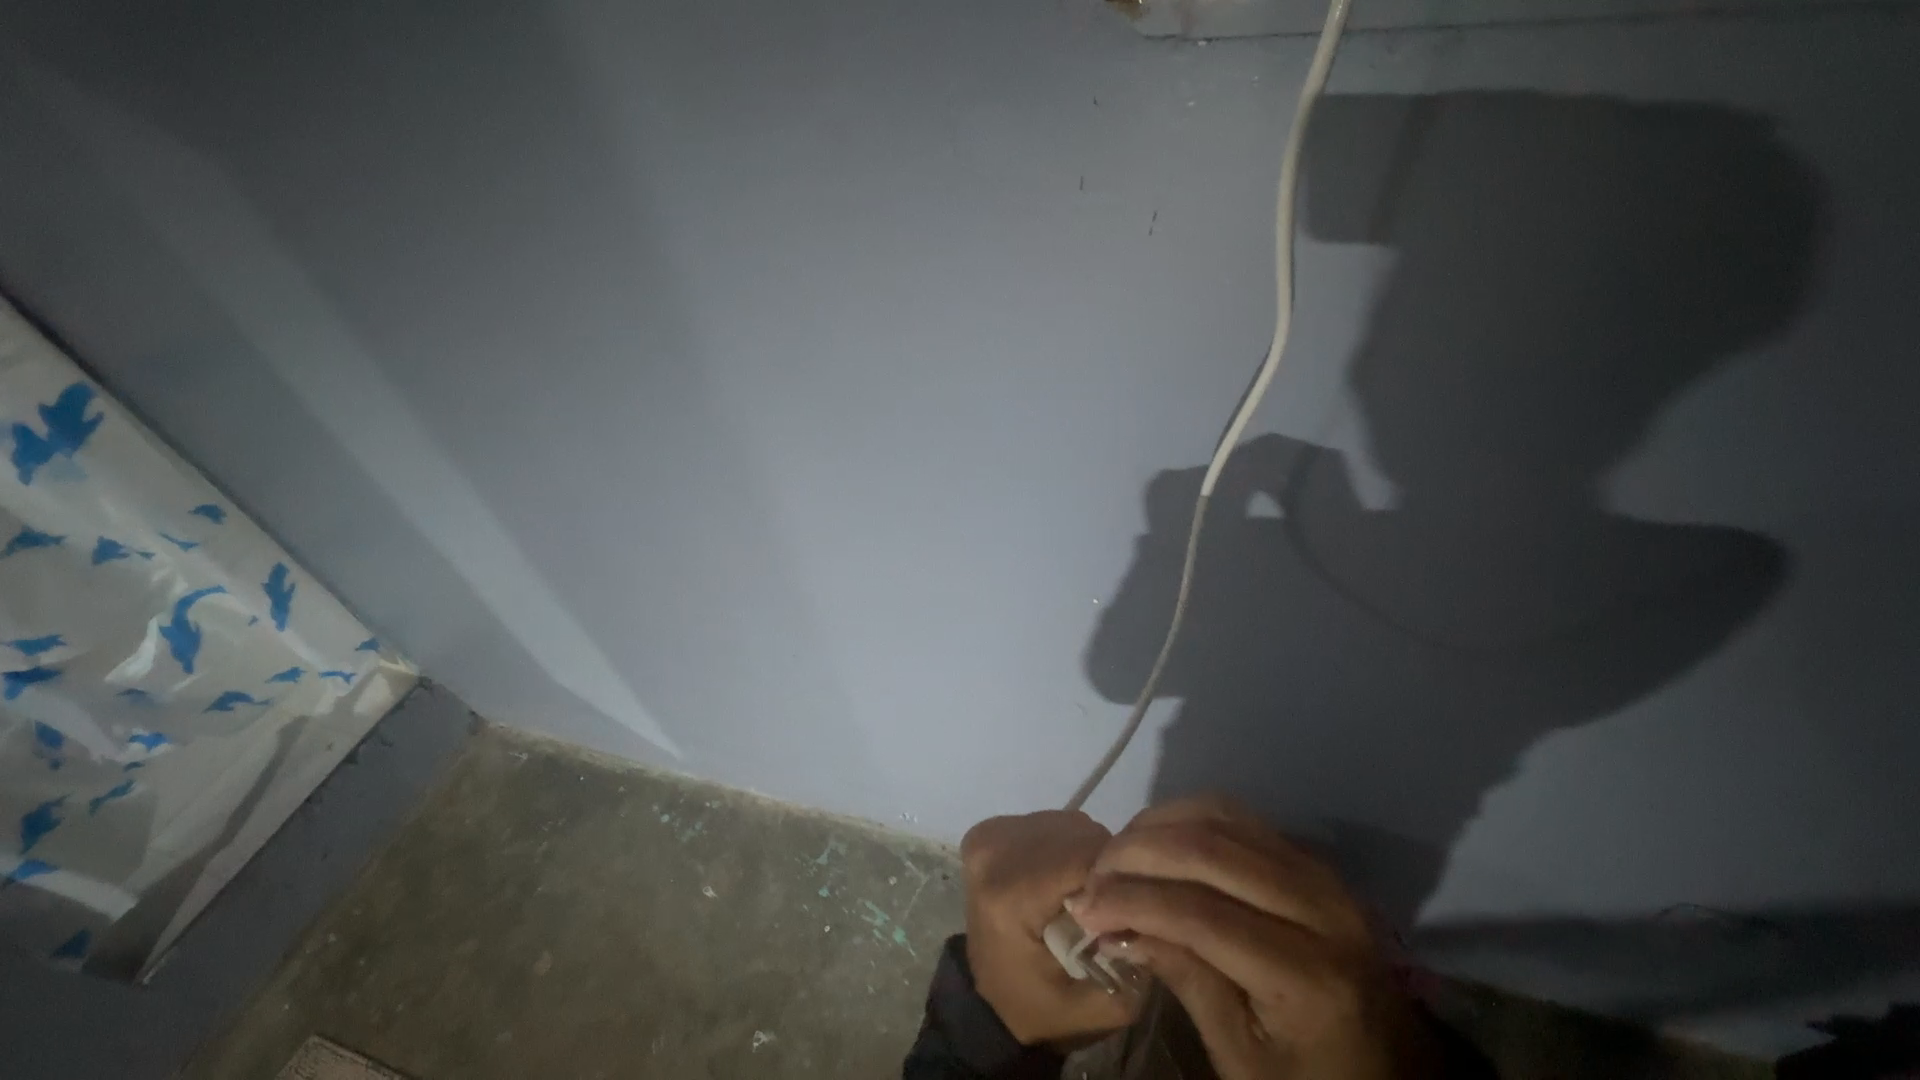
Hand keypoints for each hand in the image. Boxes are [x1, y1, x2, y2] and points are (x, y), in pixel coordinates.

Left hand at [960, 810, 1139, 1045]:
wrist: (990, 1000)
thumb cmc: (1043, 1006)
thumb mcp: (1101, 1006)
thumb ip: (1132, 963)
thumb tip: (1155, 910)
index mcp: (1010, 896)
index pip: (1087, 857)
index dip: (1119, 879)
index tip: (1129, 908)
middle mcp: (994, 855)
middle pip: (1079, 835)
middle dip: (1106, 866)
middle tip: (1110, 904)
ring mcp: (989, 838)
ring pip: (1069, 825)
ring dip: (1088, 854)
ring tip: (1087, 893)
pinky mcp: (990, 831)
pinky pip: (1051, 823)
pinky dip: (1068, 847)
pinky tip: (1066, 879)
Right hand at [1067, 797, 1440, 1078]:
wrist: (1391, 1069)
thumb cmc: (1308, 1078)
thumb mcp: (1239, 1056)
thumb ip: (1182, 977)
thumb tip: (1112, 922)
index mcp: (1308, 976)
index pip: (1200, 914)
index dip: (1132, 901)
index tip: (1080, 906)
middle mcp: (1321, 908)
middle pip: (1209, 850)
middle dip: (1135, 854)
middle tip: (1091, 876)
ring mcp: (1320, 874)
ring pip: (1221, 817)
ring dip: (1157, 826)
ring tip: (1116, 855)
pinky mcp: (1311, 859)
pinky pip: (1240, 816)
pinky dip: (1187, 817)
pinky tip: (1156, 839)